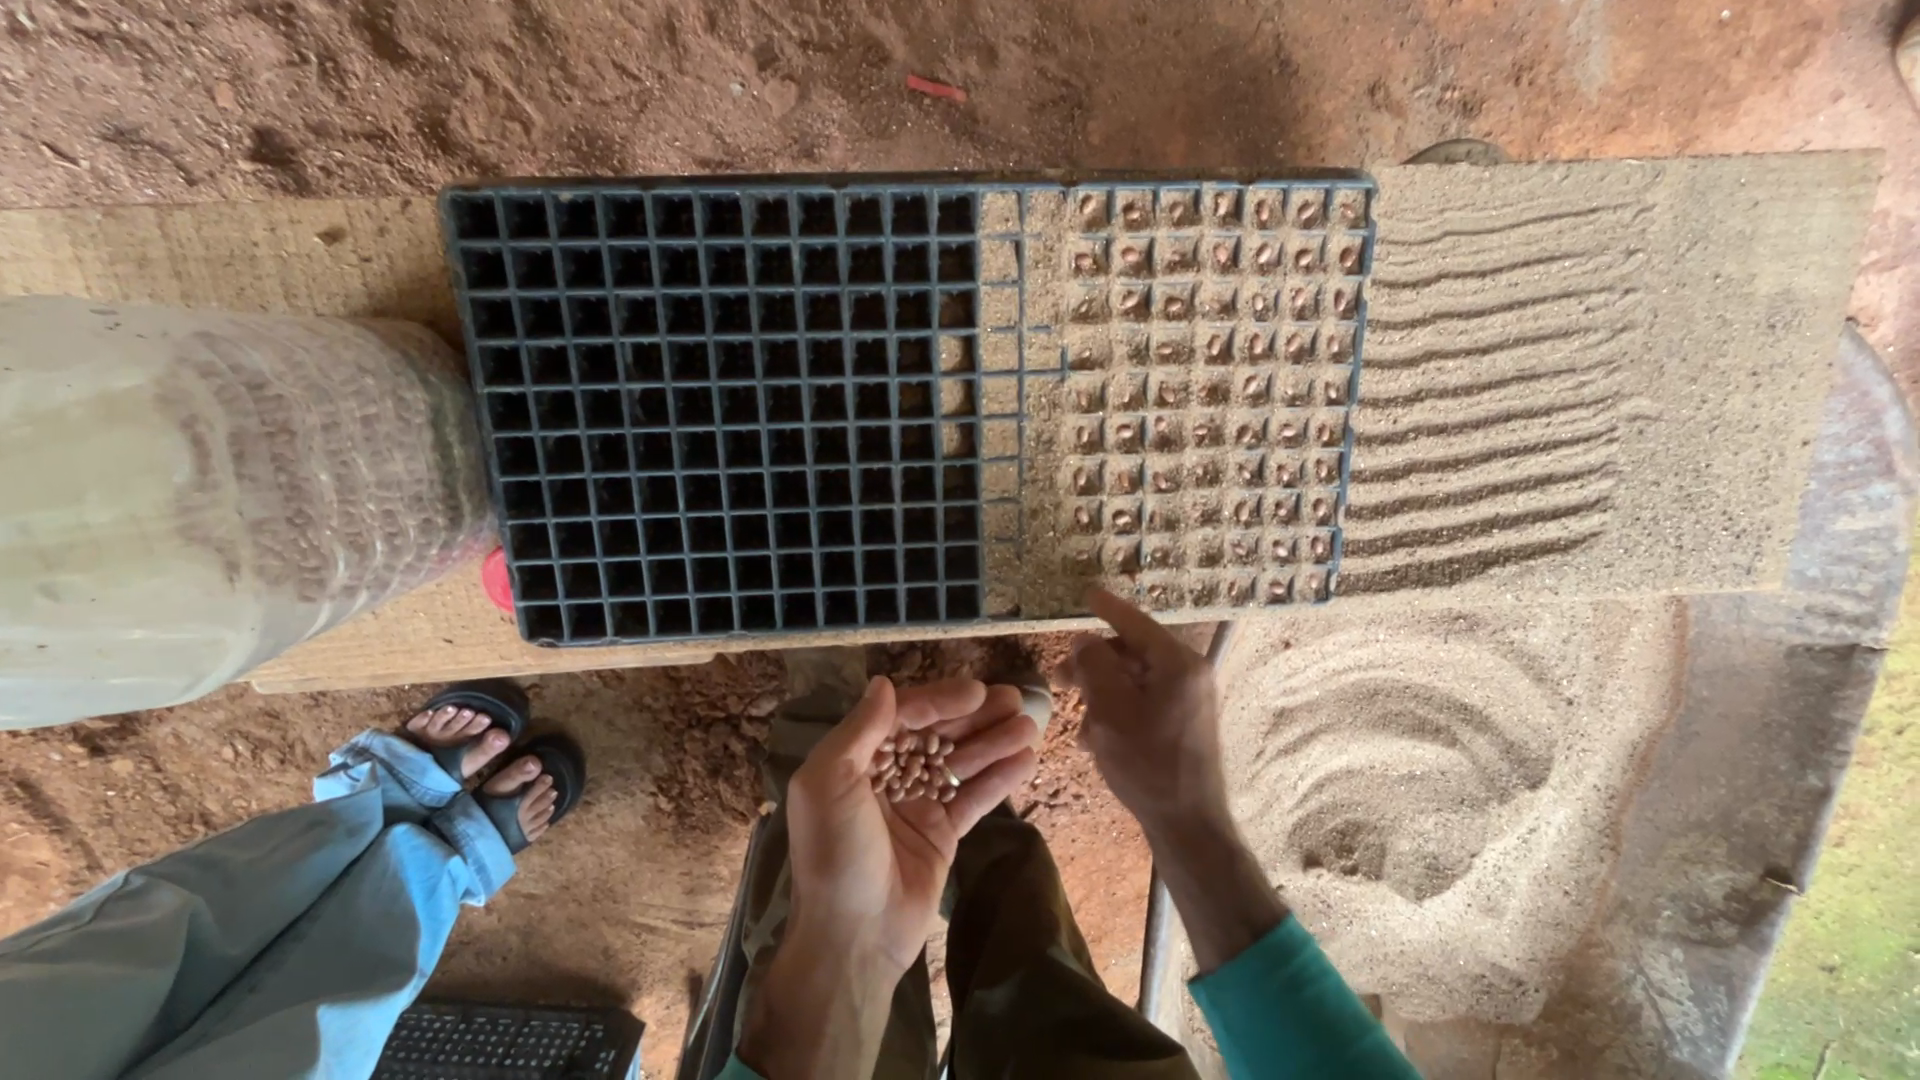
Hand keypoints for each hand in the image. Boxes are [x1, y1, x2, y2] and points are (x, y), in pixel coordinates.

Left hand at [740, 675, 1038, 1077]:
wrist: (854, 938)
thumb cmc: (836, 854)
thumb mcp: (827, 784)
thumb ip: (858, 731)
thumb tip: (883, 682)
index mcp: (855, 761)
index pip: (902, 717)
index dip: (938, 700)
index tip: (976, 692)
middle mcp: (887, 776)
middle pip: (936, 735)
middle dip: (974, 716)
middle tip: (1014, 699)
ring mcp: (917, 804)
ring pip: (960, 763)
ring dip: (993, 742)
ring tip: (1030, 724)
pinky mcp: (943, 833)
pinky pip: (973, 798)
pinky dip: (998, 778)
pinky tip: (1026, 759)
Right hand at [1060, 588, 1286, 972]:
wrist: (1189, 824)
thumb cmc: (1147, 763)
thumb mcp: (1110, 710)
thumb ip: (1095, 666)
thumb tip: (1084, 639)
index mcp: (1178, 664)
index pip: (1135, 622)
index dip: (1106, 608)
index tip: (1086, 594)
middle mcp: (1190, 674)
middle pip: (1132, 653)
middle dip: (1093, 665)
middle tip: (1058, 677)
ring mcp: (1191, 700)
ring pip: (1135, 681)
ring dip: (1102, 694)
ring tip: (1077, 722)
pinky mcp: (1186, 723)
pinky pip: (1145, 703)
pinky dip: (1118, 711)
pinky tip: (1095, 739)